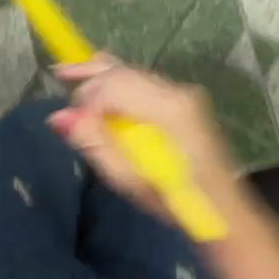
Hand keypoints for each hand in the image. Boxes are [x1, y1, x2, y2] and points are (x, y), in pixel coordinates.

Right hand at [46, 56, 247, 221]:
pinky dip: (117, 81)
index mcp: (166, 109)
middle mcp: (176, 91)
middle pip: (122, 70)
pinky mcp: (182, 100)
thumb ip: (95, 143)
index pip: (113, 85)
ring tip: (70, 72)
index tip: (70, 122)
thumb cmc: (172, 198)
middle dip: (88, 73)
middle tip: (57, 73)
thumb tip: (59, 117)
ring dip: (101, 73)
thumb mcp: (128, 178)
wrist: (220, 208)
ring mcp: (182, 93)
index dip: (86, 99)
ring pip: (132, 71)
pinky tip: (99, 84)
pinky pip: (141, 80)